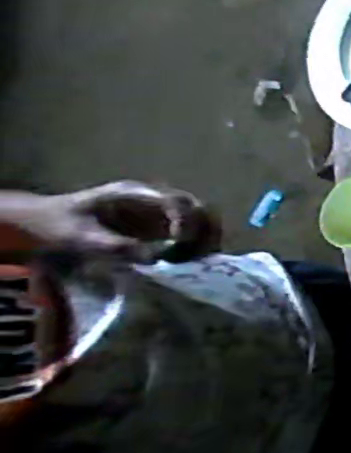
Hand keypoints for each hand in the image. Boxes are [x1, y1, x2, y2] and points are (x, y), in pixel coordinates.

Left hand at [3, 182, 219, 262]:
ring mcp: (165, 210)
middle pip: (200, 209)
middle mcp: (158, 198)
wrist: (41, 221)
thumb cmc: (56, 224)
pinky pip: (196, 230)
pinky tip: (191, 258)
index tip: (180, 241)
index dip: (186, 220)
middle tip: (198, 254)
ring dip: (207, 239)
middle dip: (205, 231)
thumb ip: (112, 245)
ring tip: (195, 259)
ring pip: (205, 220)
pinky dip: (201, 244)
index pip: (177, 202)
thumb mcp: (76, 235)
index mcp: (136, 193)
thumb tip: (154, 258)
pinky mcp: (167, 224)